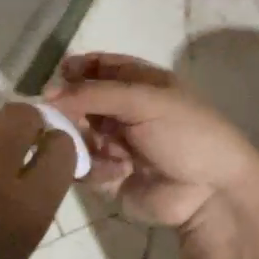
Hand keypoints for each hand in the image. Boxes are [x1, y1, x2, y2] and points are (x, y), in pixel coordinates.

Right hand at [46, 53, 258, 233]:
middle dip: (68, 109)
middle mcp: (123, 111)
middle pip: (79, 102)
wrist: (211, 192)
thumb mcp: (142, 101)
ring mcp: (114, 143)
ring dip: (81, 141)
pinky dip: (94, 168)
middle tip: (64, 118)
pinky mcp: (108, 175)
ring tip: (99, 150)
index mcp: (138, 84)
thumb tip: (46, 94)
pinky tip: (118, 172)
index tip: (57, 78)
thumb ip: (92, 93)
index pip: (97, 67)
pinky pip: (82, 167)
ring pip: (75, 135)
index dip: (75, 69)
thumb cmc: (185, 134)